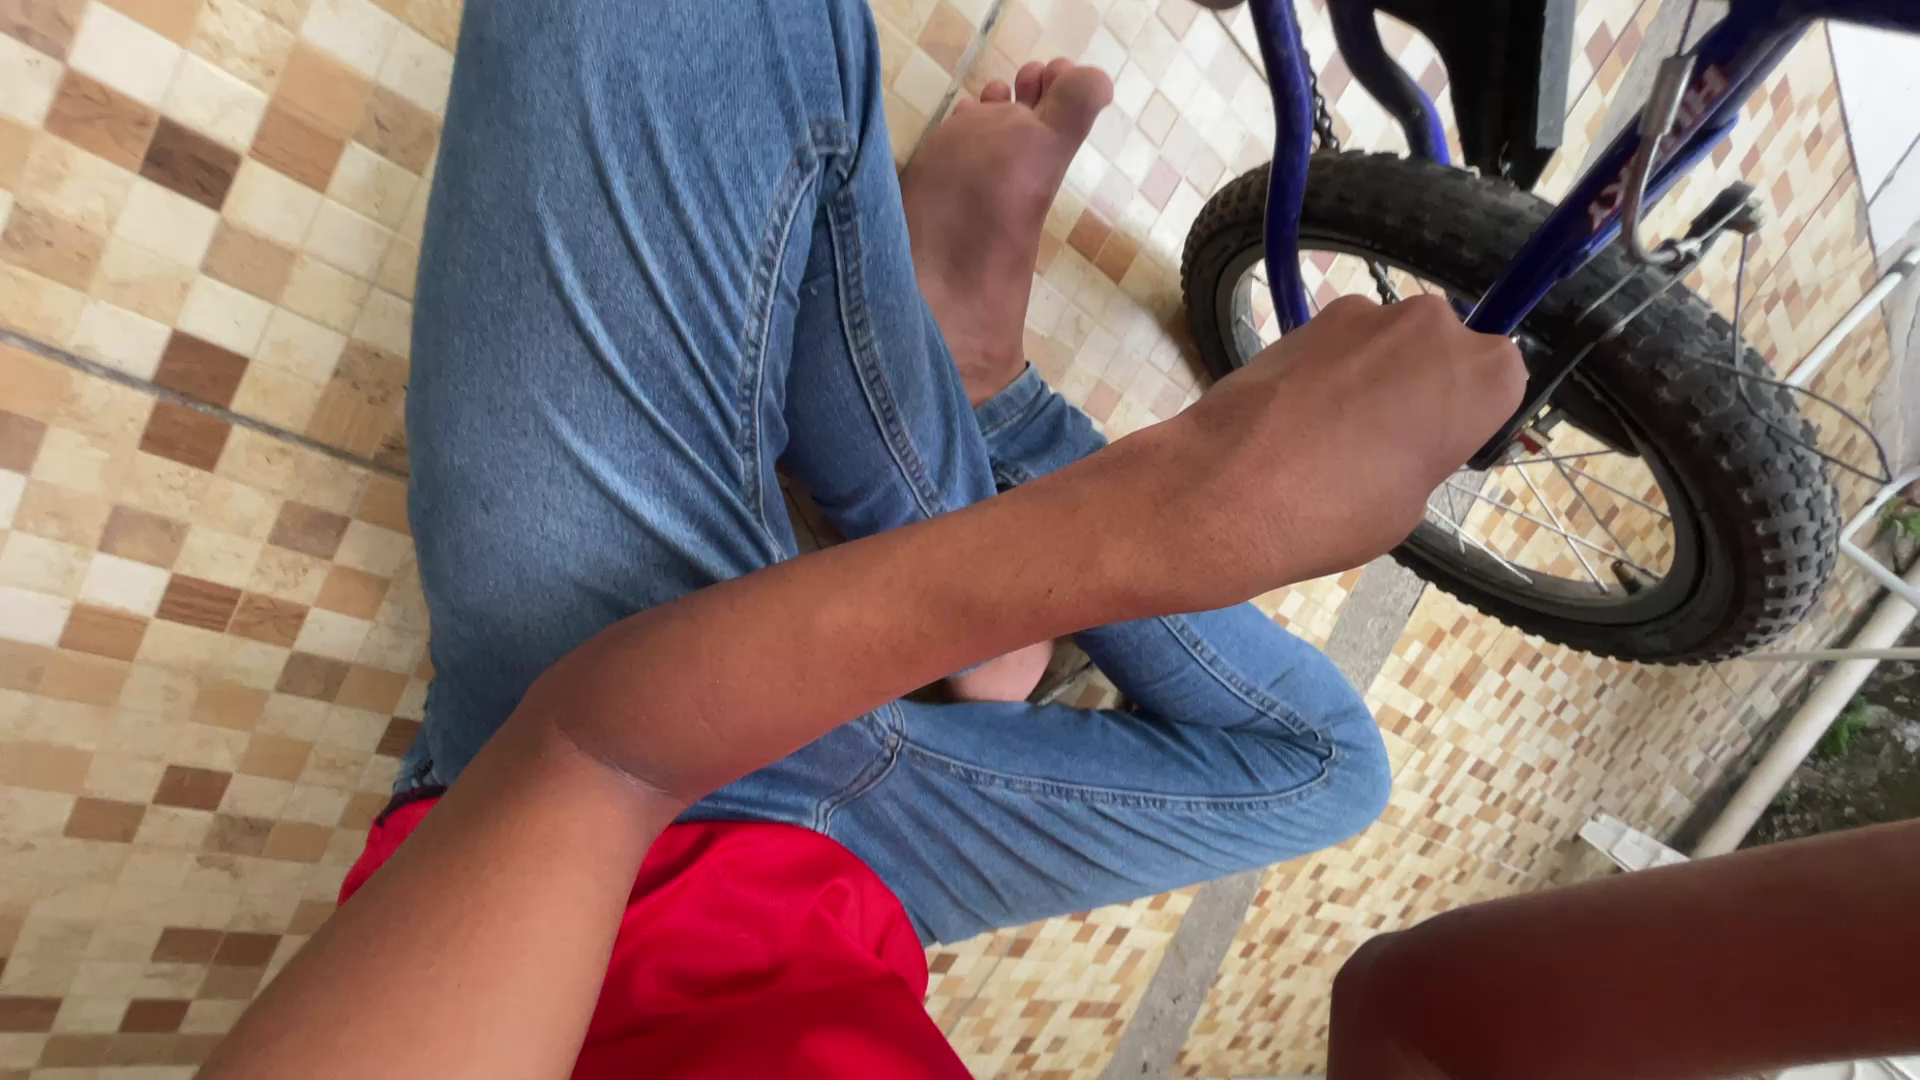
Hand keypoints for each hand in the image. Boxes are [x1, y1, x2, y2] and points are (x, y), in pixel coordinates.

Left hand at [1113, 294, 1524, 610]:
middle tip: (1372, 446)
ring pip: (1378, 347)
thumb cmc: (1332, 512)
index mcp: (1485, 373)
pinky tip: (1286, 421)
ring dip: (1361, 380)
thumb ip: (1423, 456)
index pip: (1496, 382)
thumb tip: (1399, 441)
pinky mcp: (1298, 322)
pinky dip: (1318, 377)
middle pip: (1435, 354)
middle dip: (1411, 389)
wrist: (1224, 492)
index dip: (1459, 419)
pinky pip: (1329, 349)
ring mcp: (1359, 313)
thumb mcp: (1408, 505)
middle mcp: (1431, 324)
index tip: (1429, 448)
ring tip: (1319, 438)